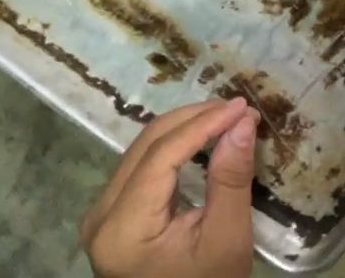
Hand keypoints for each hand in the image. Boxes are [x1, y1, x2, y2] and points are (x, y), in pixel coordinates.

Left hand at [81, 98, 260, 277]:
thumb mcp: (226, 238)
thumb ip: (230, 179)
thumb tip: (242, 121)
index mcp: (121, 228)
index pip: (161, 155)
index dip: (204, 123)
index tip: (244, 106)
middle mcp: (100, 216)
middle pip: (147, 144)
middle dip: (196, 118)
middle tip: (240, 109)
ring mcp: (102, 216)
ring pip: (144, 148)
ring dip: (187, 126)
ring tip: (228, 119)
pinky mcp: (113, 216)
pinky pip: (143, 164)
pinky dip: (177, 144)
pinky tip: (205, 137)